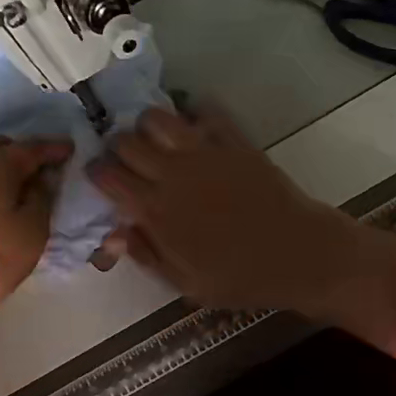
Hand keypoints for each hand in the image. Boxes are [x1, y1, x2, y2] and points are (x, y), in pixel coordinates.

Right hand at [90, 108, 369, 312]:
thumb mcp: (186, 284)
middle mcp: (173, 174)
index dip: (97, 172)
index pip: (110, 177)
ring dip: (148, 125)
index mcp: (156, 211)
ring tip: (156, 139)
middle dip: (118, 146)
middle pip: (126, 142)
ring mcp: (204, 153)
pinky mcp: (234, 141)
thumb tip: (112, 234)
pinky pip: (205, 112)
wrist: (298, 255)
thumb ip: (147, 255)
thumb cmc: (239, 277)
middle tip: (126, 158)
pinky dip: (193, 114)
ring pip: (158, 118)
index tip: (98, 174)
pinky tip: (195, 129)